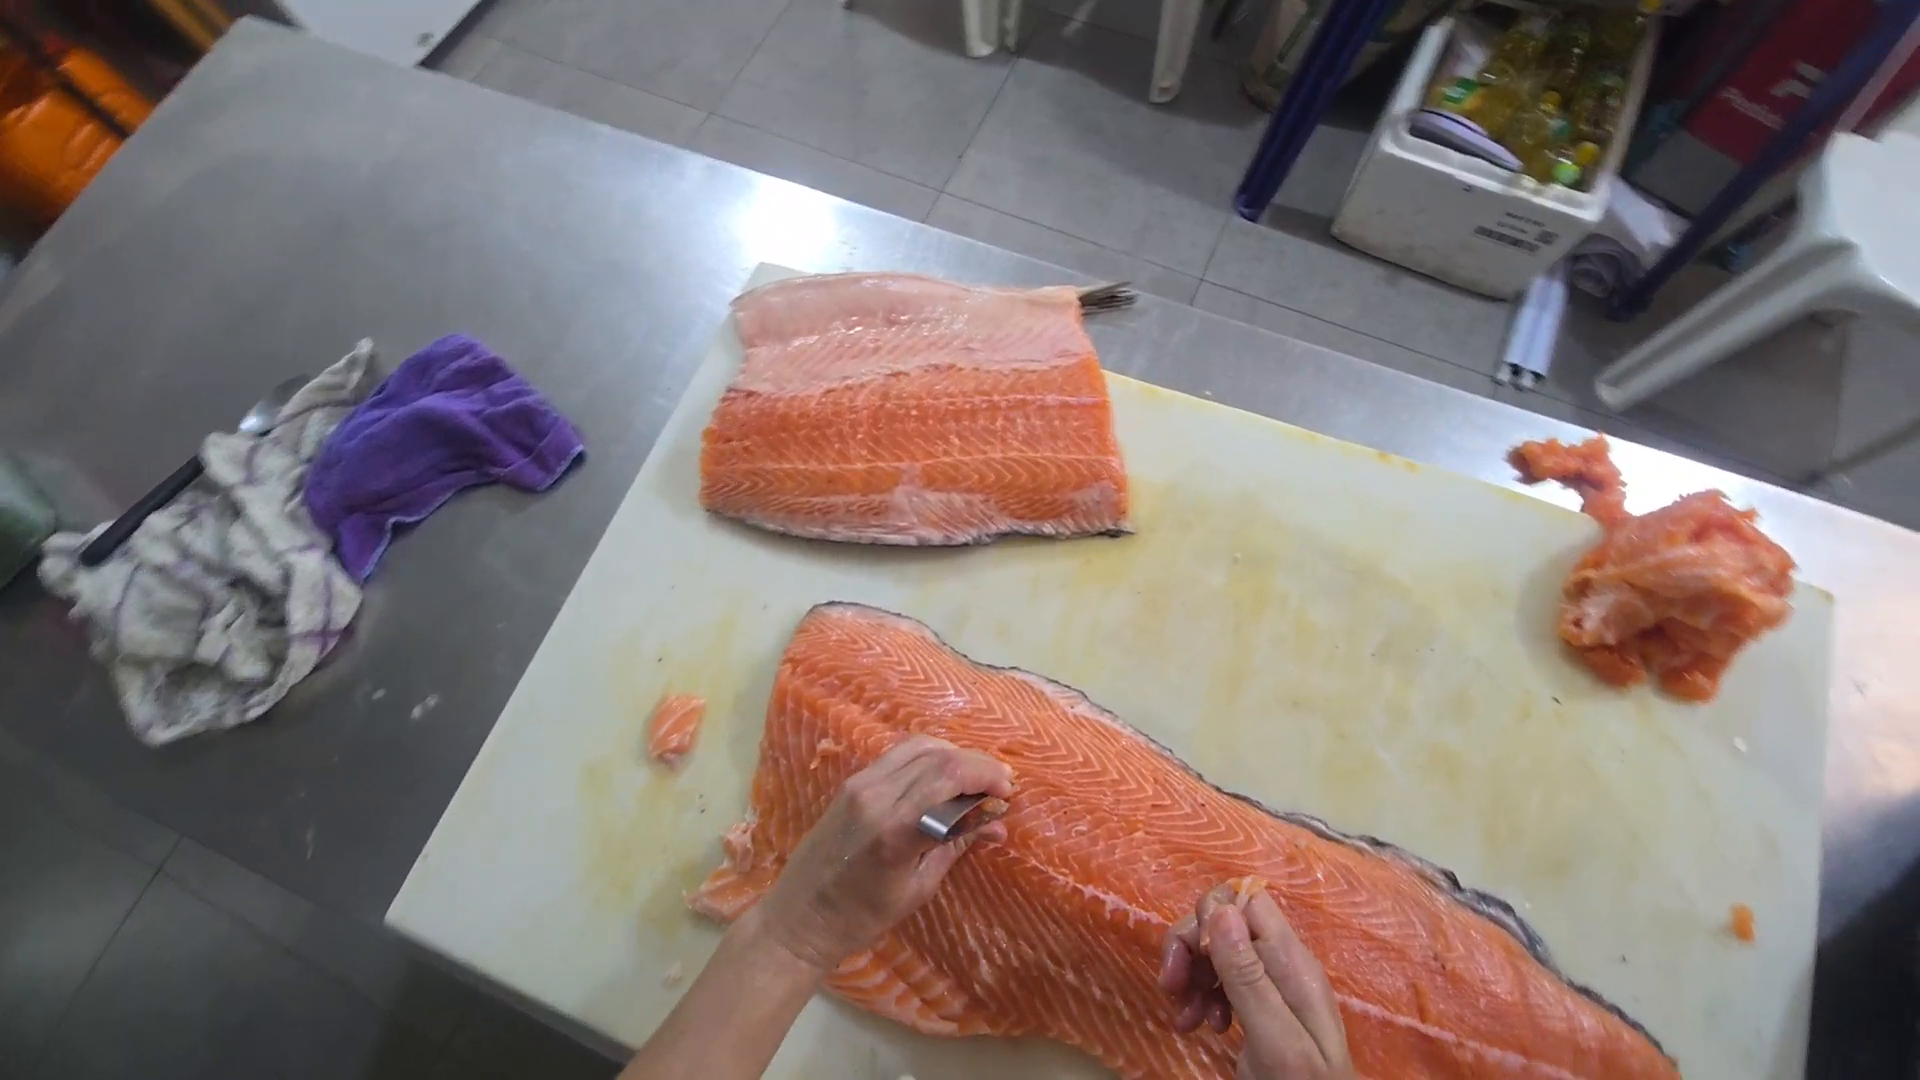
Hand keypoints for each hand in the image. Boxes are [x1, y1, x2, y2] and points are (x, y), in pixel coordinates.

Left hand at [752, 734, 1014, 973]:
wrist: (799, 917)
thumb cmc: (861, 917)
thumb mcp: (918, 889)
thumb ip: (957, 846)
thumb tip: (998, 824)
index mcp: (895, 831)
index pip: (950, 778)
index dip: (986, 776)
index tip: (1008, 792)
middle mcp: (876, 795)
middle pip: (939, 756)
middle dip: (977, 764)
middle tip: (1001, 783)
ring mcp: (861, 783)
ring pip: (920, 746)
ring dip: (955, 755)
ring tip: (976, 778)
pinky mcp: (853, 781)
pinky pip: (900, 754)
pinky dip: (930, 756)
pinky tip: (945, 775)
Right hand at [1158, 883, 1353, 1079]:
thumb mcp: (1276, 1042)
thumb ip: (1250, 978)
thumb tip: (1221, 910)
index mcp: (1291, 961)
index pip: (1247, 898)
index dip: (1212, 913)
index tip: (1196, 954)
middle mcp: (1281, 963)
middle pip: (1223, 921)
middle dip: (1190, 946)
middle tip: (1171, 986)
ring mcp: (1270, 985)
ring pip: (1216, 948)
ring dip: (1190, 973)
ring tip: (1183, 1015)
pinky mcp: (1258, 1007)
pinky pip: (1219, 979)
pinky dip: (1199, 995)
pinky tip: (1196, 1024)